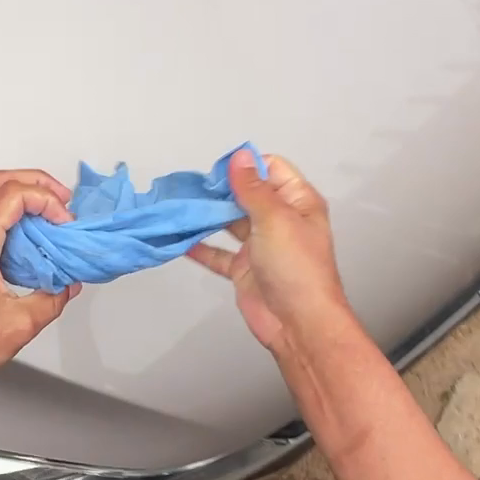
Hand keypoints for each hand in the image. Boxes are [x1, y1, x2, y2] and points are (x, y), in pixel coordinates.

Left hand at [0, 170, 80, 400]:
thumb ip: (52, 299)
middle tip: (62, 200)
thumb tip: (68, 286)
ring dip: (23, 199)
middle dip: (36, 184)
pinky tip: (31, 243)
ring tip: (50, 218)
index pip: (15, 193)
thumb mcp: (20, 323)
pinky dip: (12, 219)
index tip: (65, 223)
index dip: (47, 201)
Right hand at [186, 149, 349, 356]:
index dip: (244, 167)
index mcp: (297, 202)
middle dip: (220, 192)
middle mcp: (279, 221)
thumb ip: (253, 189)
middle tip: (191, 189)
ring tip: (182, 210)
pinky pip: (219, 255)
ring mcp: (261, 246)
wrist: (297, 322)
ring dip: (208, 218)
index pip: (270, 171)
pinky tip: (183, 242)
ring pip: (230, 224)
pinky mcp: (244, 270)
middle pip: (246, 196)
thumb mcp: (275, 219)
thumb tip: (240, 157)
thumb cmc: (297, 268)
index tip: (216, 171)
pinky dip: (202, 249)